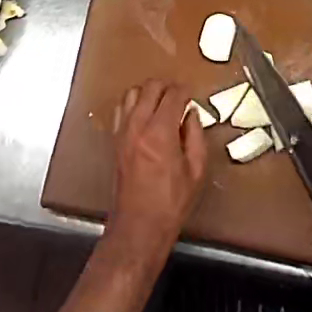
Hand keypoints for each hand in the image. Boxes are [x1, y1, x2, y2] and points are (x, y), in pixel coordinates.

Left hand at [107, 78, 206, 251]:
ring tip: (162, 104)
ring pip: (131, 93)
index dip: (185, 91)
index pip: (173, 94)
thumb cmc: (171, 202)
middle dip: (167, 86)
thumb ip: (196, 136)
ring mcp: (123, 132)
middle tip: (179, 96)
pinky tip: (145, 116)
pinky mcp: (115, 141)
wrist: (139, 225)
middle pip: (150, 87)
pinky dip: (133, 104)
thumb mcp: (197, 170)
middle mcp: (138, 126)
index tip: (192, 95)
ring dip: (148, 93)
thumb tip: (191, 114)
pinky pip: (121, 109)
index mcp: (161, 132)